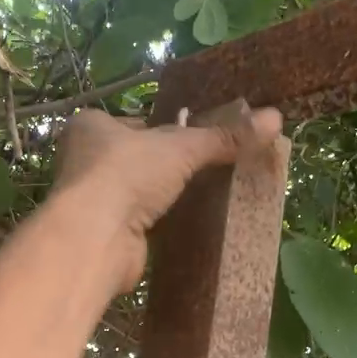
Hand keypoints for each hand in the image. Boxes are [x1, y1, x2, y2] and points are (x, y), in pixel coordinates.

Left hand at [49, 103, 283, 292]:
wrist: (96, 238)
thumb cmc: (127, 175)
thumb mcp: (182, 148)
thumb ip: (224, 137)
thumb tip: (274, 118)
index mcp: (90, 126)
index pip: (133, 122)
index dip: (161, 130)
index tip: (189, 140)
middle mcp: (82, 161)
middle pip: (133, 158)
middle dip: (162, 166)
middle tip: (199, 169)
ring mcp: (89, 201)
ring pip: (133, 192)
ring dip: (158, 197)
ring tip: (194, 197)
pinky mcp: (101, 235)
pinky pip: (134, 223)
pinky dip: (154, 224)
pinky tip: (177, 224)